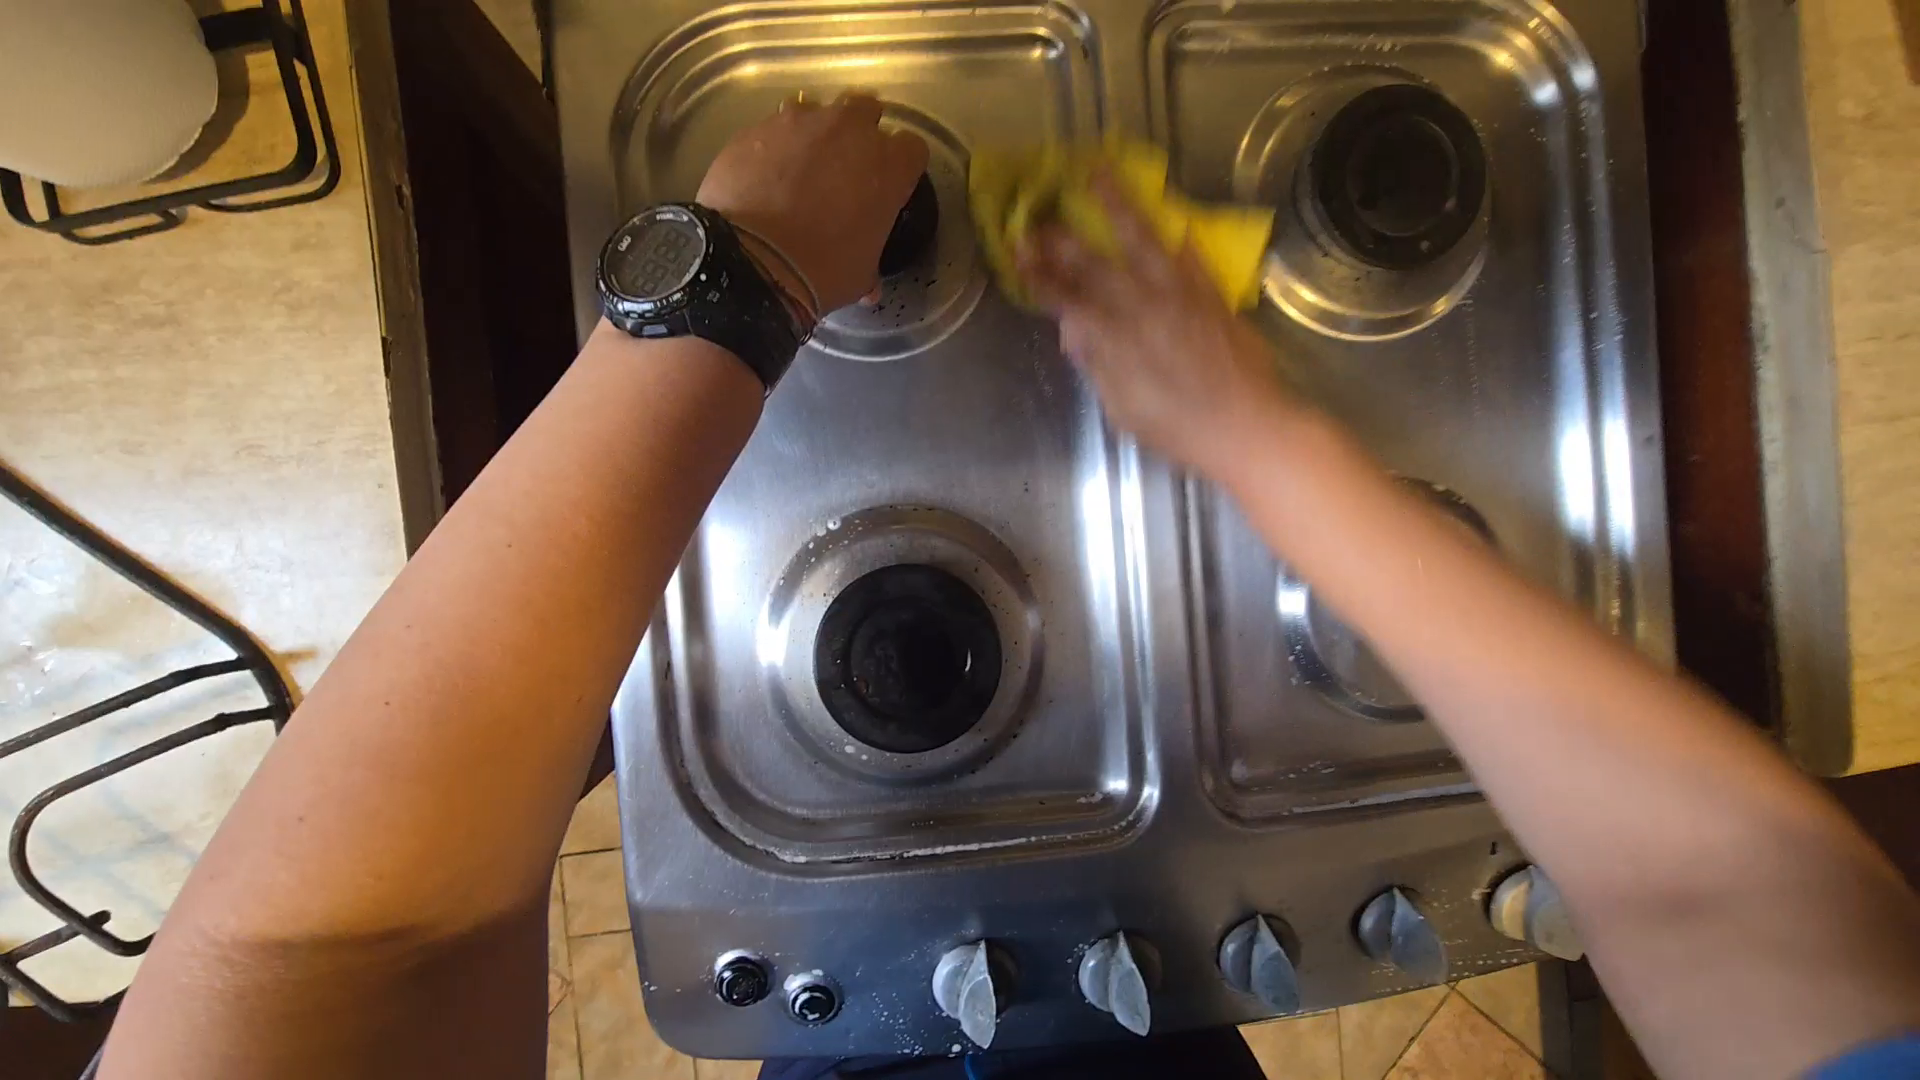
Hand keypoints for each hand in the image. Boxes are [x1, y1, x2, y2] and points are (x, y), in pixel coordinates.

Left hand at [698, 91, 929, 313]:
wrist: (753, 261)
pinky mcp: (759, 126)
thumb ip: (869, 266)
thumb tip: (869, 286)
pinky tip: (767, 176)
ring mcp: (801, 122)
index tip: (890, 186)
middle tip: (847, 168)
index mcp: (889, 167)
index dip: (901, 167)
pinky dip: (776, 147)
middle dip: (860, 133)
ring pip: (818, 112)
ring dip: (816, 134)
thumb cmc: (823, 271)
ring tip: (803, 169)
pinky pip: (776, 128)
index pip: (912, 150)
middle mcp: (850, 130)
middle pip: (866, 111)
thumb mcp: (860, 276)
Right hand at [1017, 171, 1300, 478]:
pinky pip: (1192, 260)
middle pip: (1095, 264)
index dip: (1039, 275)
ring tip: (1100, 174)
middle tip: (1038, 216)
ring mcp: (1181, 294)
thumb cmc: (1175, 428)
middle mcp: (1144, 305)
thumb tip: (1073, 331)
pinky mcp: (1212, 296)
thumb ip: (1098, 365)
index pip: (1067, 298)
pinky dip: (1181, 243)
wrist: (1244, 425)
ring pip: (1143, 241)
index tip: (1016, 252)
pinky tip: (1176, 227)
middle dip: (1061, 240)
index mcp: (1115, 337)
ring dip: (1118, 205)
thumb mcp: (1122, 408)